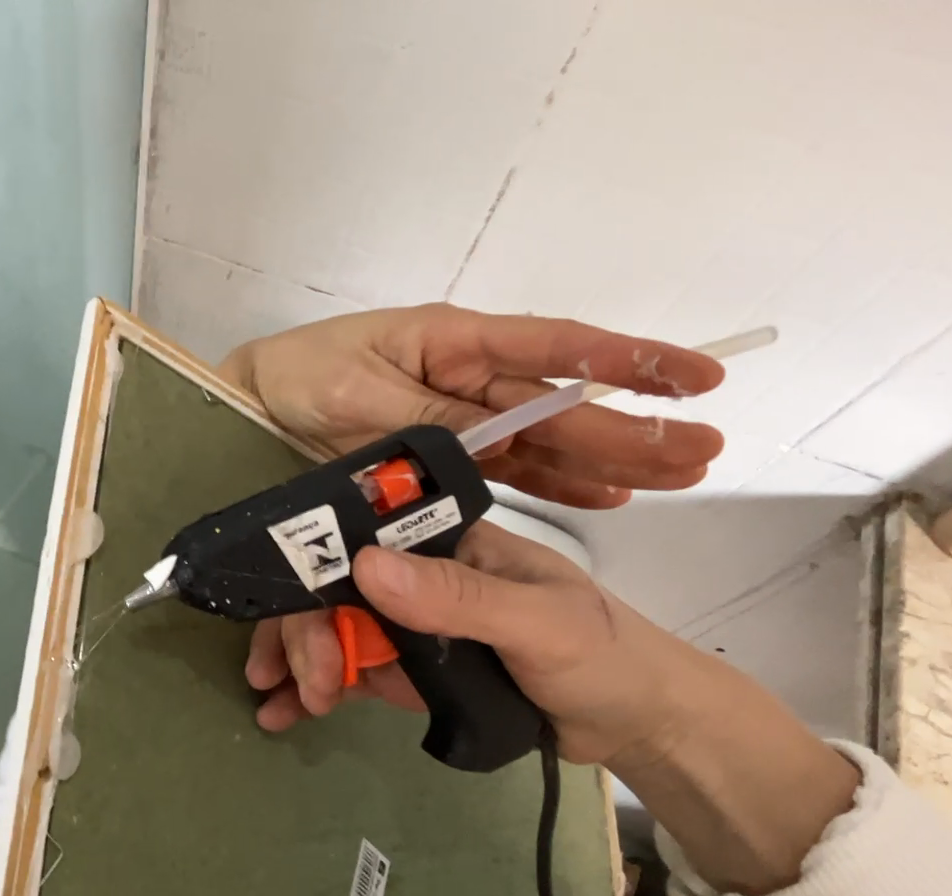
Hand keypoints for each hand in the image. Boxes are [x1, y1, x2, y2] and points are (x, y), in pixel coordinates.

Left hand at [219, 303, 725, 509]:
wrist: (249, 407)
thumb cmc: (298, 378)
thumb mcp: (361, 394)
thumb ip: (432, 417)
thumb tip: (506, 437)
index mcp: (452, 343)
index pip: (552, 347)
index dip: (624, 361)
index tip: (697, 375)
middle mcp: (464, 380)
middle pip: (558, 405)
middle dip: (630, 427)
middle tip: (703, 452)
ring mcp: (454, 422)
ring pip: (541, 442)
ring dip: (604, 460)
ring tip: (672, 477)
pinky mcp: (435, 459)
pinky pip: (502, 473)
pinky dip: (549, 485)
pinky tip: (599, 496)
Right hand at [246, 522, 705, 765]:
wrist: (638, 725)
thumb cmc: (602, 655)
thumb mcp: (537, 622)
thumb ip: (457, 596)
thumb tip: (365, 566)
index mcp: (442, 542)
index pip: (356, 540)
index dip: (310, 571)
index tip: (286, 616)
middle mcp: (414, 576)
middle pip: (332, 592)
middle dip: (304, 635)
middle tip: (307, 685)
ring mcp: (406, 624)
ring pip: (330, 631)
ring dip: (296, 662)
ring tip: (278, 706)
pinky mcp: (406, 668)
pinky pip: (348, 670)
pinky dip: (314, 688)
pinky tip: (289, 712)